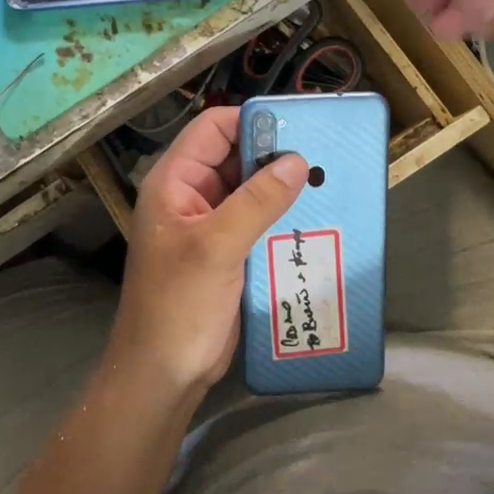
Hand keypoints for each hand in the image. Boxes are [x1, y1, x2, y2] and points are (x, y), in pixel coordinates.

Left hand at [109, 107, 307, 394]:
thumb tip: (297, 160)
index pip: (212, 129)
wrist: (164, 372)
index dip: (251, 121)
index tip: (297, 125)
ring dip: (281, 186)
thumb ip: (256, 201)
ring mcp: (208, 225)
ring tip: (329, 180)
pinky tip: (315, 217)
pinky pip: (256, 221)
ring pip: (249, 190)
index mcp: (174, 182)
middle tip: (324, 152)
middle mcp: (190, 196)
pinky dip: (280, 216)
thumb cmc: (178, 305)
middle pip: (234, 156)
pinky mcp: (226, 253)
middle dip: (274, 153)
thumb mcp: (217, 248)